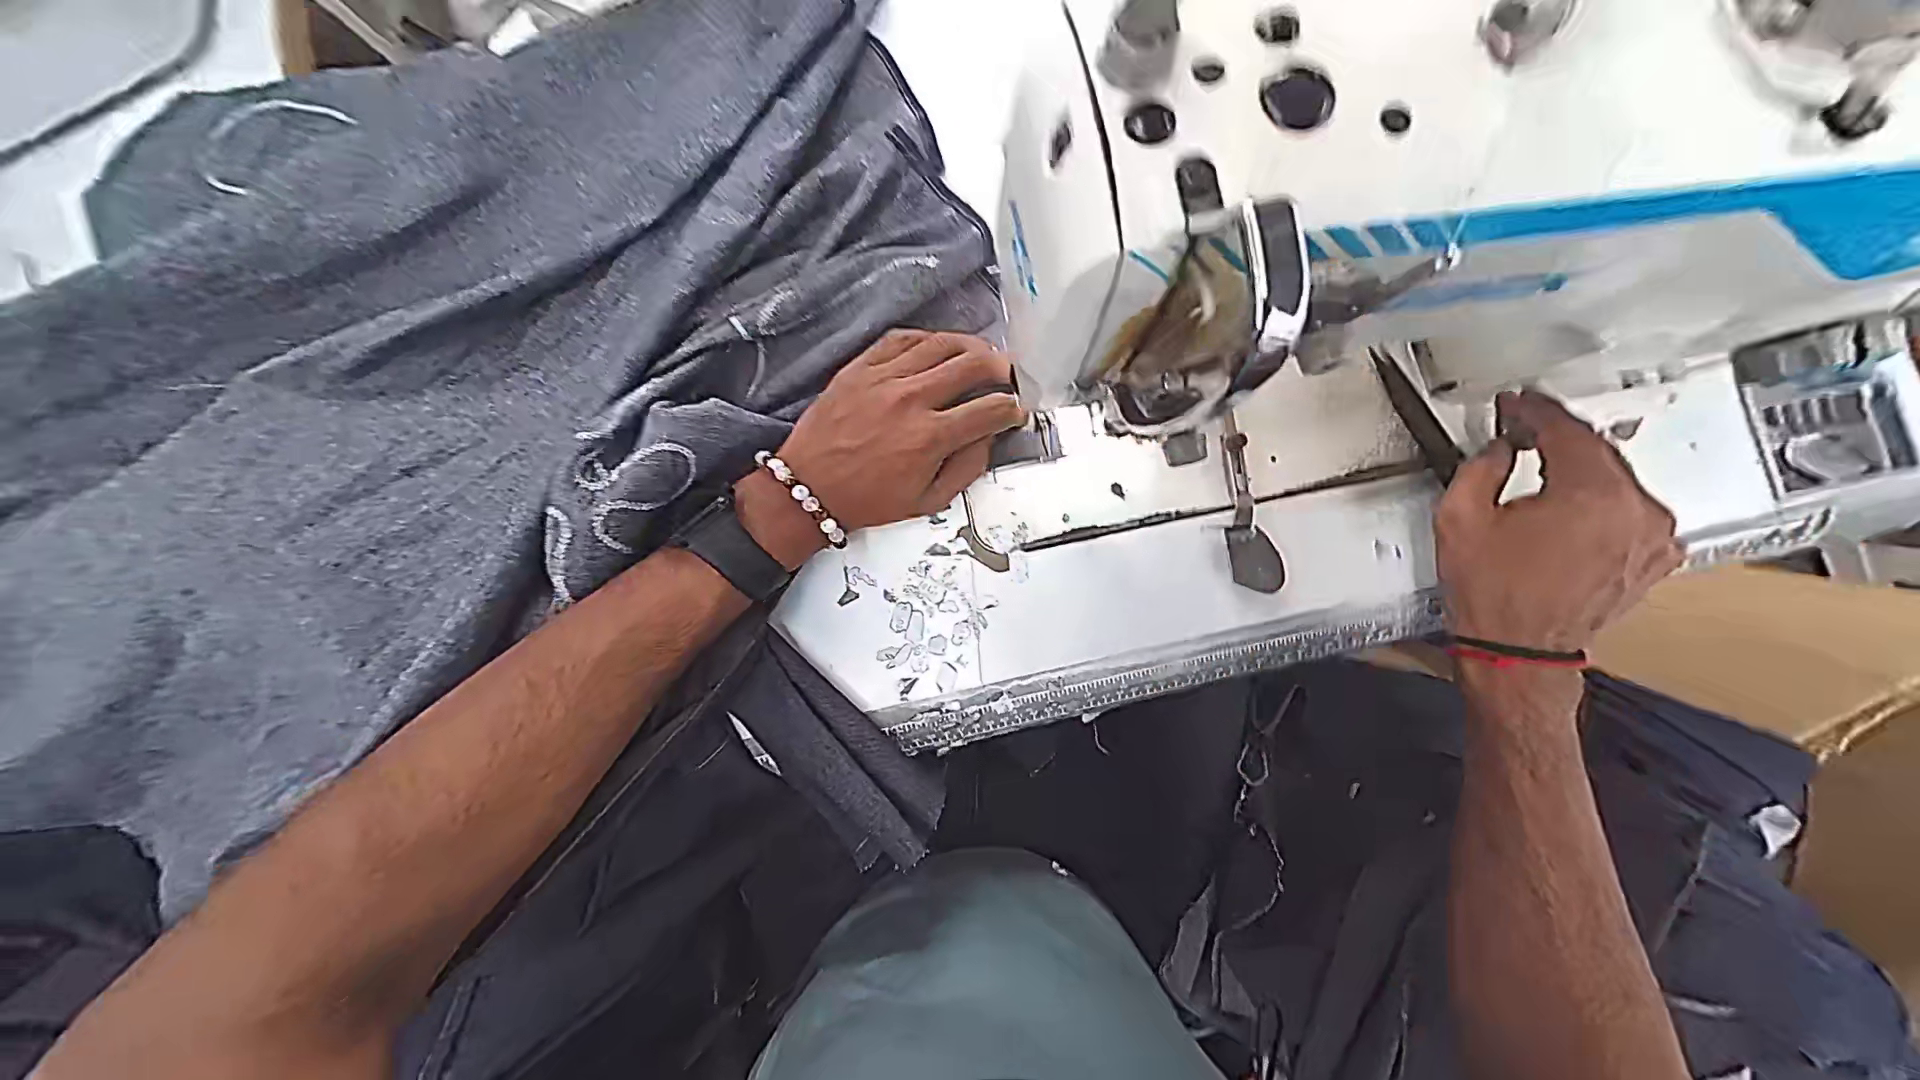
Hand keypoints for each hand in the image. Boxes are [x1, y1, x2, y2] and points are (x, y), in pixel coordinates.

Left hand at [735, 330, 1025, 567]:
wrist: (809, 488)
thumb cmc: (867, 500)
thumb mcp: (927, 501)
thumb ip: (966, 468)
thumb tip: (989, 437)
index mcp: (930, 438)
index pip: (990, 409)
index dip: (1013, 408)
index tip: (1016, 410)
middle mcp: (910, 400)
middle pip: (974, 365)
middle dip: (1002, 369)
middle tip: (1007, 376)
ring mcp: (883, 378)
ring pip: (942, 343)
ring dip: (971, 346)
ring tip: (981, 355)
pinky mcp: (860, 368)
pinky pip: (901, 339)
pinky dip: (927, 339)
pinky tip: (938, 348)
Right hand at [1436, 390, 1683, 654]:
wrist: (1518, 646)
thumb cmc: (1491, 592)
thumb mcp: (1458, 519)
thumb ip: (1480, 468)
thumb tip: (1502, 450)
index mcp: (1591, 497)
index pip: (1567, 432)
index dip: (1536, 411)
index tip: (1518, 404)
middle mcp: (1636, 512)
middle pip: (1600, 452)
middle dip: (1559, 437)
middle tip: (1525, 428)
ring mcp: (1652, 536)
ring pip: (1617, 480)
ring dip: (1581, 467)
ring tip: (1544, 463)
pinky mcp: (1654, 555)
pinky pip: (1630, 509)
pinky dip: (1600, 498)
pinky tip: (1569, 502)